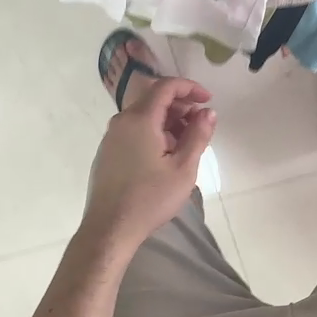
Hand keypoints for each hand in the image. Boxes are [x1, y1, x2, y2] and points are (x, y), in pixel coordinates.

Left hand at [83, 78, 216, 252]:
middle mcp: (121, 121)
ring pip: (144, 116)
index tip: (208, 100)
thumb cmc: (150, 199)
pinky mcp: (107, 152)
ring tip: (187, 143)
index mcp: (139, 119)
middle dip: (181, 106)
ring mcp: (111, 137)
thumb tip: (208, 112)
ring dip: (168, 121)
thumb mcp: (183, 169)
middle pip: (154, 99)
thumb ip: (198, 136)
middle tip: (200, 124)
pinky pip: (134, 130)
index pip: (165, 87)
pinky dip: (153, 132)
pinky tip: (165, 156)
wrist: (109, 229)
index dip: (190, 87)